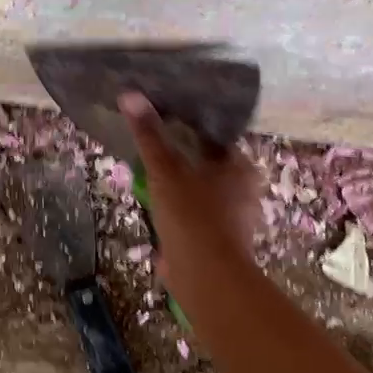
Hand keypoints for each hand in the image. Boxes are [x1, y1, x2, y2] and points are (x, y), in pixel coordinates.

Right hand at [119, 93, 262, 294]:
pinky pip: (193, 211)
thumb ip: (148, 134)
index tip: (158, 116)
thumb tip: (130, 94)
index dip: (186, 125)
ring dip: (176, 181)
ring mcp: (231, 216)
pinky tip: (153, 202)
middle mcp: (243, 189)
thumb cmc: (192, 215)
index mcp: (240, 167)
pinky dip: (176, 205)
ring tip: (146, 169)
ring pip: (198, 187)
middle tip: (147, 141)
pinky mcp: (216, 238)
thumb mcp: (164, 169)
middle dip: (178, 153)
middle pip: (205, 161)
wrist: (207, 278)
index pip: (213, 136)